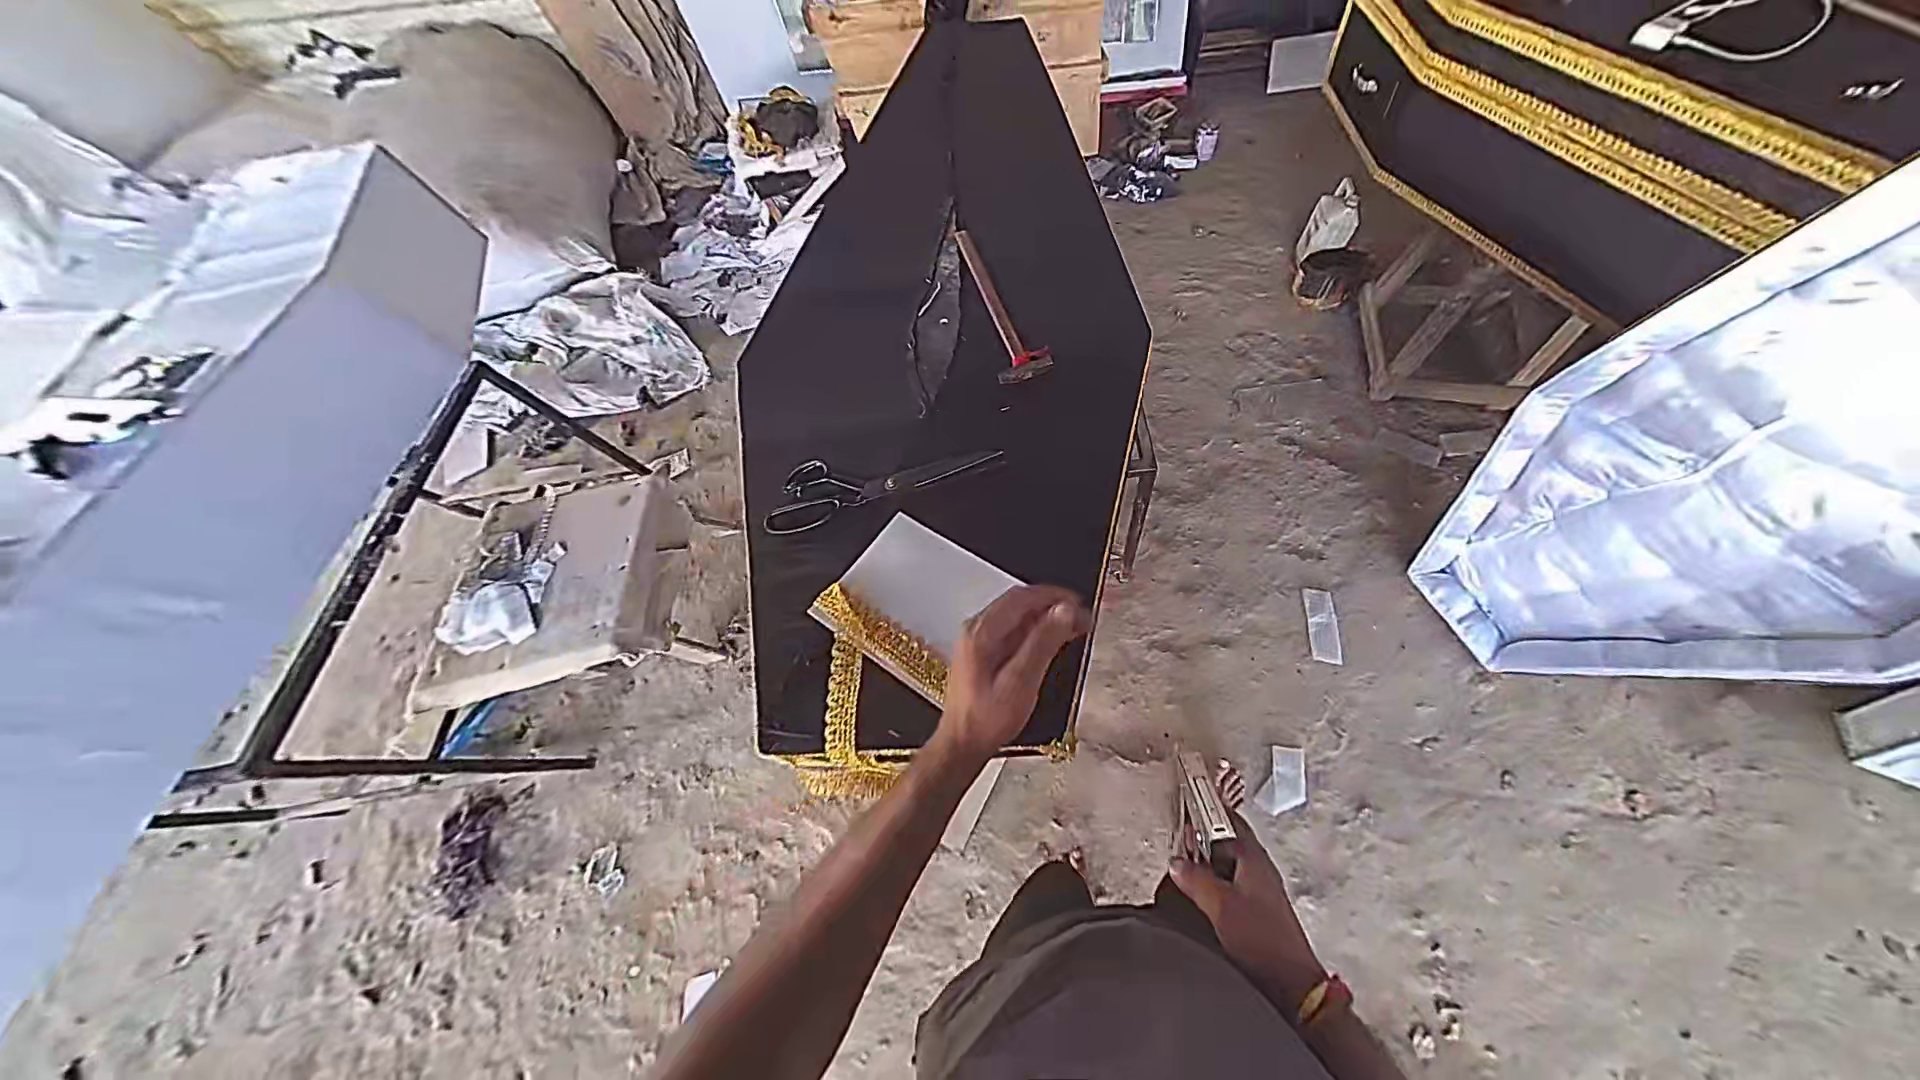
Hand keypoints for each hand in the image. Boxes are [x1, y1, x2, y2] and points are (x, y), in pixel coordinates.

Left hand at [936, 585, 1089, 760]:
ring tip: (1072, 627)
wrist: (963, 743)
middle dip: (1052, 605)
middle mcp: (976, 630)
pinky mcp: (981, 652)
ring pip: (1016, 616)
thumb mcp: (1021, 682)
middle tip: (1081, 616)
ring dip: (1045, 617)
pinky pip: (1012, 630)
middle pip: (1019, 603)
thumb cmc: (986, 720)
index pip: (1022, 597)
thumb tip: (1063, 612)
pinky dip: (1035, 630)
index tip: (1079, 603)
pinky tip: (1052, 641)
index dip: (1054, 596)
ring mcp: (977, 640)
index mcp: (981, 633)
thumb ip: (1043, 643)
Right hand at [1170, 811, 1326, 1010]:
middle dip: (1202, 833)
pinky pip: (1228, 881)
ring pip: (1226, 860)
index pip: (1227, 819)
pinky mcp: (1254, 907)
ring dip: (1205, 858)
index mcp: (1253, 858)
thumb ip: (1195, 878)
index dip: (1206, 807)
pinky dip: (1211, 878)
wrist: (1290, 984)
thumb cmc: (1264, 941)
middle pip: (1225, 838)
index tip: (1188, 797)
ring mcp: (1257, 888)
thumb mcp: (1220, 905)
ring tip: (1184, 860)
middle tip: (1180, 830)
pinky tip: (1198, 890)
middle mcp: (1257, 868)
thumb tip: (1177, 862)